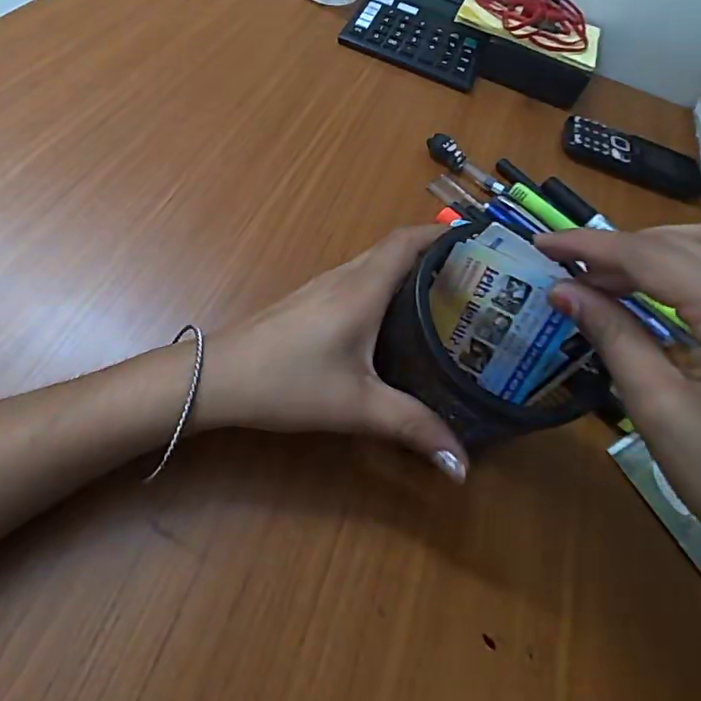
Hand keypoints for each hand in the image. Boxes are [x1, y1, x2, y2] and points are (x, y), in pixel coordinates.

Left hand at [196, 225, 469, 481]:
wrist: (218, 376)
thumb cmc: (287, 381)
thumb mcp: (356, 406)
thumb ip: (412, 428)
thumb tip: (463, 467)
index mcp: (360, 288)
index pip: (407, 240)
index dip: (443, 234)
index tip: (482, 243)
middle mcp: (340, 278)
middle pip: (392, 250)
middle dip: (434, 256)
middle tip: (477, 281)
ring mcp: (317, 289)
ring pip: (370, 266)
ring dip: (406, 272)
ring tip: (445, 299)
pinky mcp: (304, 304)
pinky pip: (353, 283)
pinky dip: (381, 288)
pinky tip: (391, 322)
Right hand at [532, 225, 700, 614]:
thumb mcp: (660, 411)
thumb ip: (613, 337)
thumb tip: (564, 290)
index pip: (656, 259)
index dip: (591, 246)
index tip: (542, 242)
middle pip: (696, 243)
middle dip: (626, 246)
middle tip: (574, 268)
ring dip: (668, 248)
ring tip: (617, 274)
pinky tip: (675, 291)